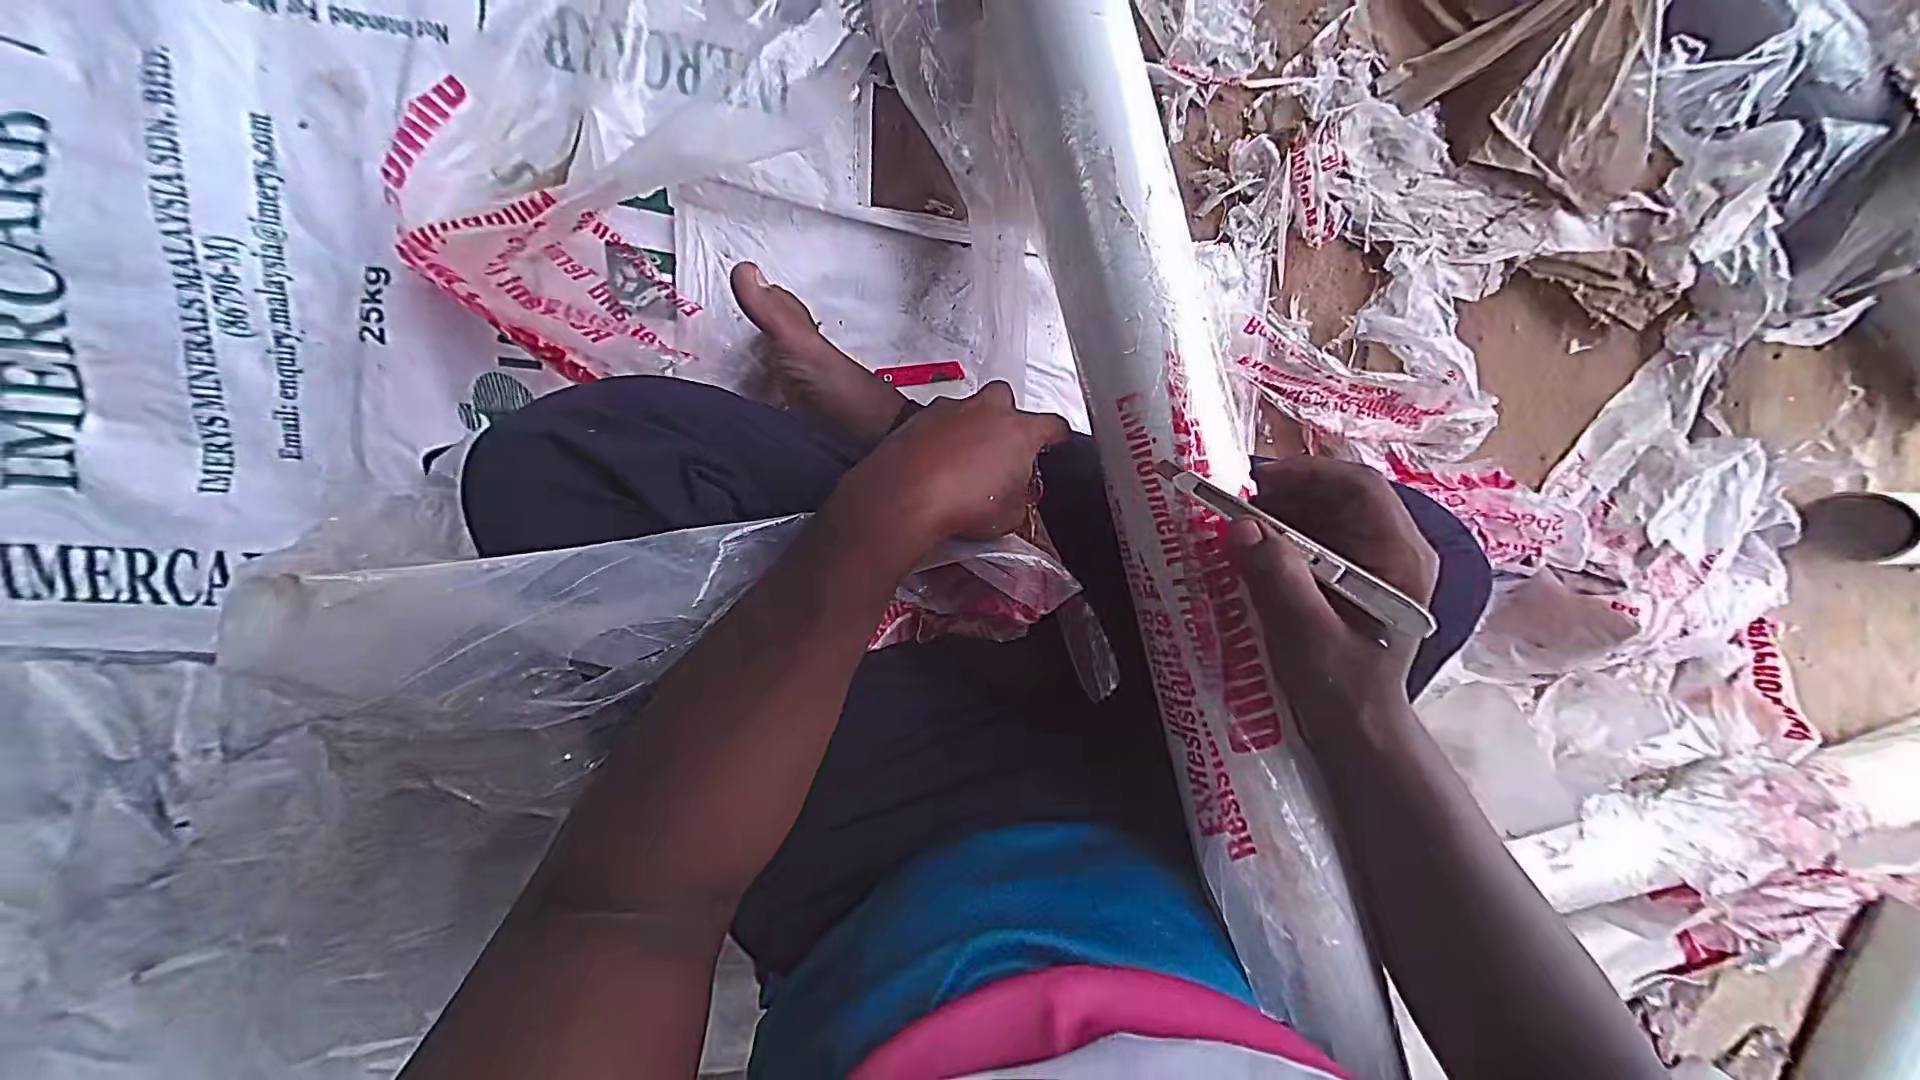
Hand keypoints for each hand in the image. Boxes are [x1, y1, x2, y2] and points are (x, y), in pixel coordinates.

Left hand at [826, 382, 1068, 562]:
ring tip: (963, 461)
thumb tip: (1015, 496)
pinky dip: (939, 437)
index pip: (1052, 425)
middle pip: (1005, 401)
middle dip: (1006, 420)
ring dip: (969, 428)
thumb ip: (1020, 497)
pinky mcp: (918, 417)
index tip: (1056, 441)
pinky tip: (935, 464)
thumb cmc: (962, 503)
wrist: (906, 496)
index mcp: (1020, 430)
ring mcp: (950, 409)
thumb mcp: (1010, 514)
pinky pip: (937, 422)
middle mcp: (987, 409)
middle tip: (1001, 448)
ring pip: (968, 409)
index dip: (1056, 436)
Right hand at [1227, 457, 1437, 715]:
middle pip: (1339, 495)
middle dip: (1285, 493)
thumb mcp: (1305, 636)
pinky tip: (1250, 550)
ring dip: (1276, 513)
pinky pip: (1311, 537)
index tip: (1254, 484)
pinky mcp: (1346, 576)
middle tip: (1234, 507)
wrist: (1356, 730)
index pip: (1361, 488)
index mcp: (1399, 559)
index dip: (1308, 474)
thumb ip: (1277, 579)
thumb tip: (1240, 525)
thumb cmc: (1341, 688)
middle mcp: (1391, 551)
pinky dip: (1277, 535)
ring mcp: (1369, 563)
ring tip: (1236, 529)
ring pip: (1322, 513)